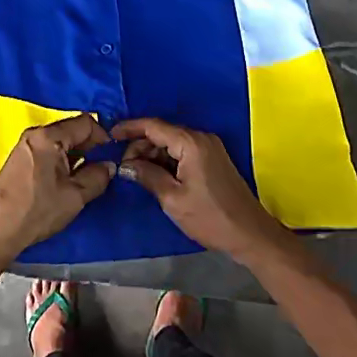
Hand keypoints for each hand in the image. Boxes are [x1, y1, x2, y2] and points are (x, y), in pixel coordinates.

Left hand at [0, 115, 113, 260]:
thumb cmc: (38, 210)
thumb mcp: (77, 195)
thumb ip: (99, 175)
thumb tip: (109, 166)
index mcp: (49, 137)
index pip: (85, 123)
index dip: (103, 136)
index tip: (111, 155)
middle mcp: (35, 135)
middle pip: (71, 130)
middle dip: (89, 147)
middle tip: (101, 168)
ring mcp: (24, 146)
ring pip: (60, 142)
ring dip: (76, 155)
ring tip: (84, 177)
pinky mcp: (18, 159)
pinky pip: (47, 151)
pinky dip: (61, 160)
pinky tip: (65, 181)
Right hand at [112, 118, 286, 259]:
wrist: (247, 231)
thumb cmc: (209, 216)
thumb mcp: (172, 199)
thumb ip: (147, 176)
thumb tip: (125, 165)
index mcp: (192, 143)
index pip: (154, 125)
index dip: (130, 128)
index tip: (109, 135)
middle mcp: (202, 138)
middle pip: (163, 132)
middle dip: (140, 146)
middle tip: (124, 168)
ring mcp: (209, 147)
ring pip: (173, 143)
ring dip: (153, 155)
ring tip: (137, 175)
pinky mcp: (213, 159)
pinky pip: (184, 151)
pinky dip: (167, 160)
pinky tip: (155, 175)